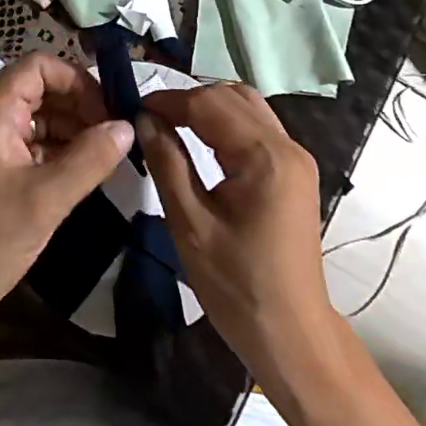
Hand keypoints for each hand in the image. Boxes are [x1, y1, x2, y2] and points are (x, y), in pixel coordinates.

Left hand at [0, 52, 134, 336]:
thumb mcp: (46, 199)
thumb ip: (90, 158)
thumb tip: (128, 125)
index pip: (36, 67)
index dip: (77, 81)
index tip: (110, 112)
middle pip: (38, 90)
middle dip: (80, 106)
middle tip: (118, 136)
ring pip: (35, 119)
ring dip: (72, 130)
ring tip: (108, 156)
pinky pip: (28, 145)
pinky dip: (57, 152)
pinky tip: (84, 172)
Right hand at [138, 84, 332, 367]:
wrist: (289, 329)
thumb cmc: (234, 282)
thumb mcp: (189, 222)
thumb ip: (166, 162)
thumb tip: (143, 119)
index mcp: (264, 158)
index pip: (208, 104)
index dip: (166, 100)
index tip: (130, 109)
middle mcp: (287, 148)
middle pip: (231, 96)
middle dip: (186, 99)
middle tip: (147, 118)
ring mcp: (295, 159)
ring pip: (246, 107)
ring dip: (205, 107)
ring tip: (166, 124)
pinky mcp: (292, 173)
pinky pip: (254, 128)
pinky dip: (222, 123)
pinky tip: (195, 140)